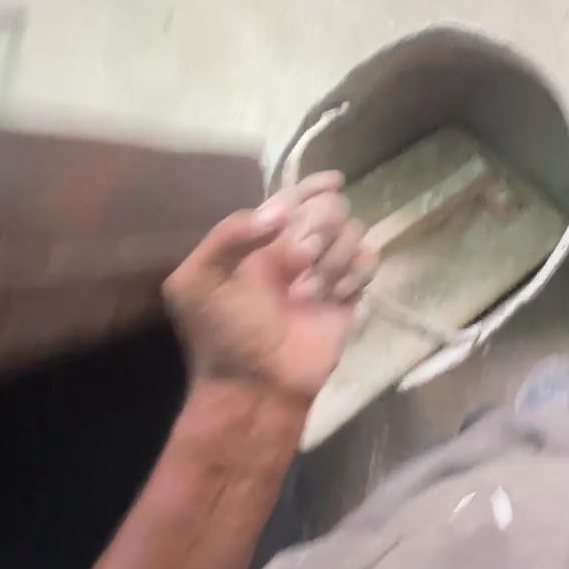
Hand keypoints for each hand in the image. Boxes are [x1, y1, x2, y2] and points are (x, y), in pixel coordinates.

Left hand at [162, 172, 378, 400]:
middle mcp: (299, 246)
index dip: (315, 184)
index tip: (332, 182)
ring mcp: (328, 268)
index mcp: (263, 237)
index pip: (295, 196)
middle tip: (297, 262)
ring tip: (307, 295)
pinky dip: (355, 274)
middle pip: (332, 207)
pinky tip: (337, 298)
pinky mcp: (352, 292)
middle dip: (319, 228)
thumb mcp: (197, 282)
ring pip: (355, 231)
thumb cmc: (223, 333)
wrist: (257, 386)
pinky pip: (370, 260)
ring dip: (333, 260)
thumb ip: (228, 236)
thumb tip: (280, 211)